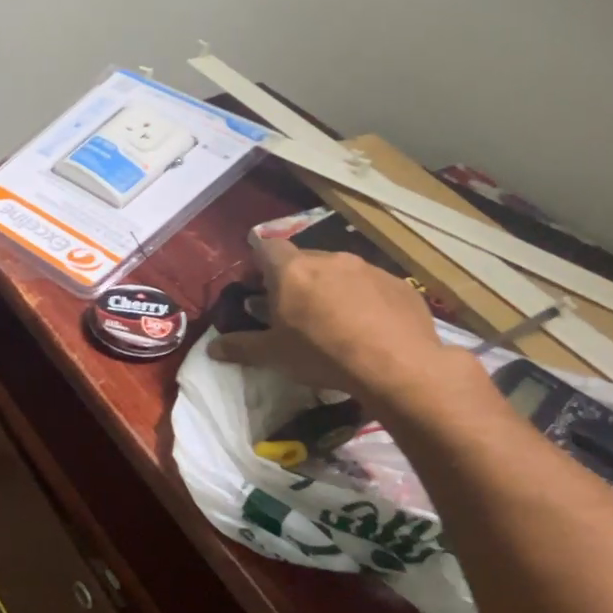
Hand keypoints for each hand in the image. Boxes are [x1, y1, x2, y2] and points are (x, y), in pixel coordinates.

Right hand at [208, 238, 454, 405]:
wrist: (399, 366)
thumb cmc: (322, 353)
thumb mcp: (271, 354)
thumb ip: (239, 346)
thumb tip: (212, 348)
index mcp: (291, 271)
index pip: (266, 246)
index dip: (257, 260)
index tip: (254, 281)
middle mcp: (330, 261)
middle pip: (303, 259)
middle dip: (292, 277)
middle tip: (287, 305)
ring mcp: (370, 270)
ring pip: (338, 271)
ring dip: (327, 287)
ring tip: (327, 317)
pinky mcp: (400, 285)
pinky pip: (369, 285)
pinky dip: (360, 298)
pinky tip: (362, 325)